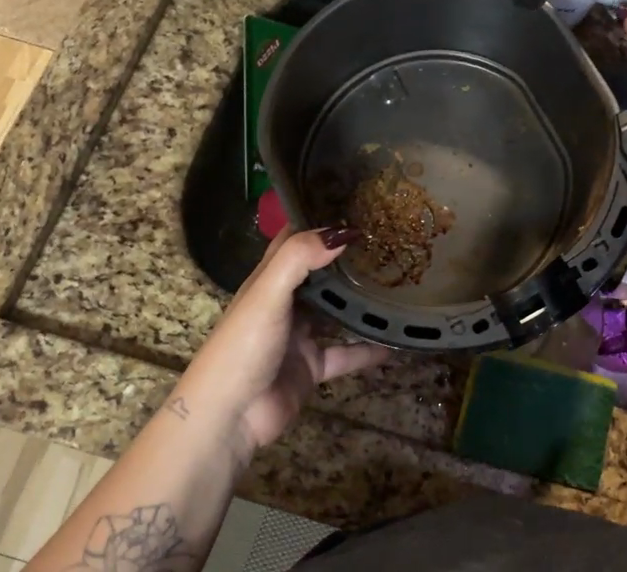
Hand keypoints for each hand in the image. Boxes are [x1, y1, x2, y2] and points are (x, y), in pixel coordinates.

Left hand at [177, 226, 390, 453]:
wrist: (230, 416)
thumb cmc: (244, 346)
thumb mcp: (267, 293)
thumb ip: (300, 259)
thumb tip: (344, 231)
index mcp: (267, 280)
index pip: (293, 241)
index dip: (318, 222)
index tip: (355, 208)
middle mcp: (284, 303)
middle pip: (318, 274)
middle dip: (346, 259)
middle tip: (386, 241)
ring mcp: (299, 336)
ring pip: (334, 312)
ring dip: (359, 301)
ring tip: (396, 284)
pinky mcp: (311, 367)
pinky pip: (345, 354)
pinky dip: (367, 349)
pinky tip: (394, 344)